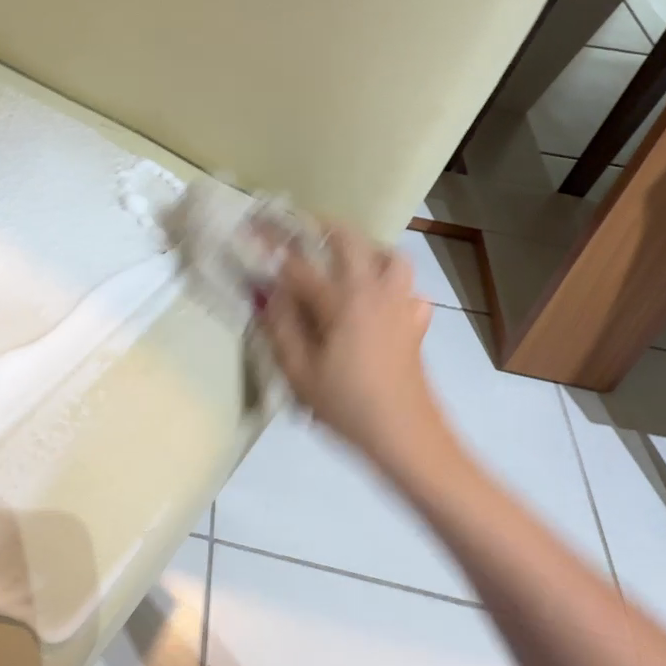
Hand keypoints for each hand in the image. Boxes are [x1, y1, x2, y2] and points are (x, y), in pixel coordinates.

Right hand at [260, 226, 445, 467]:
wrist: (407, 438)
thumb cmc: (346, 407)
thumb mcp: (298, 372)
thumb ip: (280, 326)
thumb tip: (266, 293)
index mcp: (341, 301)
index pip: (298, 263)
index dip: (270, 246)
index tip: (250, 231)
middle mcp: (374, 292)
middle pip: (351, 240)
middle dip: (322, 227)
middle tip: (298, 228)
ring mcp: (400, 306)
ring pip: (389, 256)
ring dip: (364, 249)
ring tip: (341, 258)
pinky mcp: (415, 325)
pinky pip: (407, 290)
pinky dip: (390, 285)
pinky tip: (376, 301)